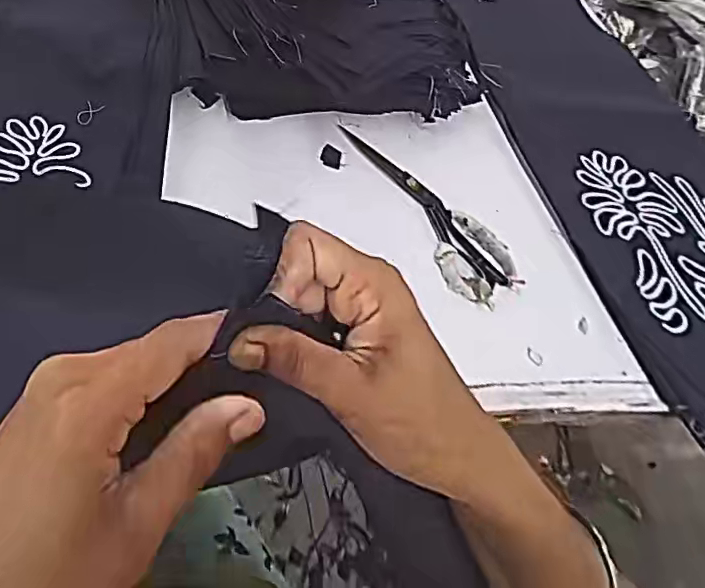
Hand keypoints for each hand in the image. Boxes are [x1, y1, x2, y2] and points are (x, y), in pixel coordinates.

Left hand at [0, 313, 265, 587]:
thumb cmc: (40, 572)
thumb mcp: (131, 526)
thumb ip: (191, 453)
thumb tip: (242, 407)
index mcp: (89, 397)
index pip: (170, 340)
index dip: (218, 333)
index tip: (257, 338)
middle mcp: (64, 372)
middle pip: (148, 348)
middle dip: (195, 361)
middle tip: (241, 388)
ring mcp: (44, 381)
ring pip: (126, 360)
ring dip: (164, 378)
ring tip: (203, 412)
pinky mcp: (36, 396)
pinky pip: (99, 375)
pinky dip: (132, 389)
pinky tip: (148, 424)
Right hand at [229, 223, 607, 587]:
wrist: (460, 461)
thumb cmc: (432, 426)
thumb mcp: (350, 393)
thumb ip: (291, 359)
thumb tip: (243, 339)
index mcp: (373, 282)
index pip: (304, 242)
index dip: (282, 278)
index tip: (279, 322)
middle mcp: (367, 282)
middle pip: (296, 266)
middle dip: (281, 309)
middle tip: (289, 352)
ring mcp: (360, 301)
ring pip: (297, 292)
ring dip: (289, 328)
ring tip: (307, 366)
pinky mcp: (353, 322)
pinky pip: (307, 313)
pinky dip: (297, 339)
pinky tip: (311, 367)